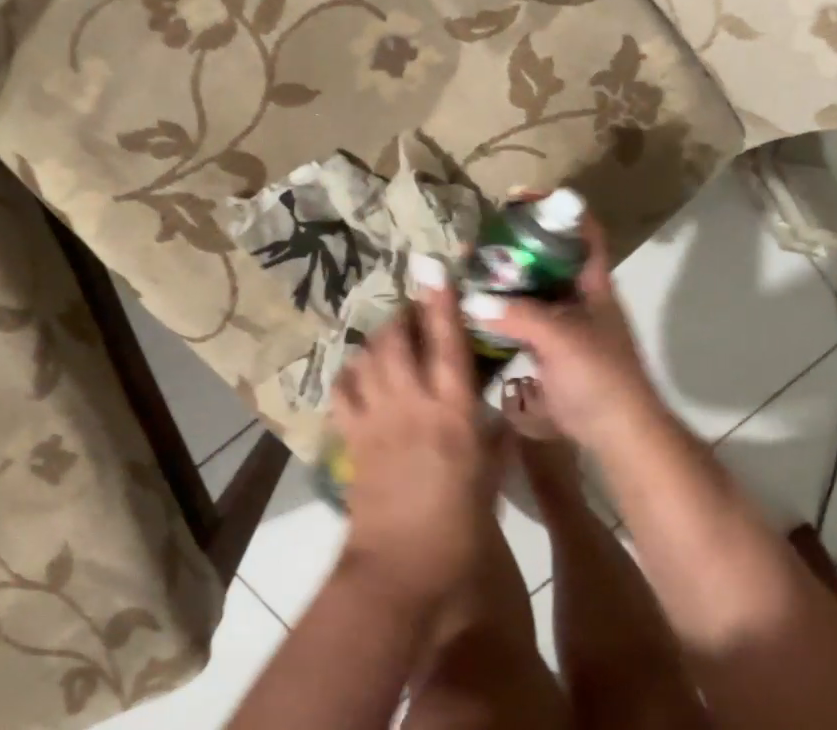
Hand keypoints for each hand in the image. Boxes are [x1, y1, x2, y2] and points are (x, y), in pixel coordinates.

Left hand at [332, 256, 501, 609]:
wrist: (400, 569)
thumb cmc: (459, 528)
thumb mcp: (489, 478)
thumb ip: (491, 438)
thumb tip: (493, 412)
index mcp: (453, 412)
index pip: (446, 344)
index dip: (440, 302)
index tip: (435, 268)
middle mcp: (411, 405)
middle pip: (396, 340)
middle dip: (402, 314)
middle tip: (414, 308)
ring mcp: (376, 421)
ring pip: (367, 359)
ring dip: (377, 339)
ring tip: (390, 336)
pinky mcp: (352, 441)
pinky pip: (343, 393)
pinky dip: (351, 375)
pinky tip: (361, 373)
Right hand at [463, 211, 667, 448]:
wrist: (619, 433)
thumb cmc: (600, 377)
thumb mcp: (560, 338)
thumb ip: (518, 315)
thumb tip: (474, 301)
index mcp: (594, 285)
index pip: (582, 232)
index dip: (557, 209)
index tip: (519, 198)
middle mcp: (582, 299)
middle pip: (549, 259)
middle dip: (515, 247)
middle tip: (478, 241)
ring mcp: (568, 326)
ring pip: (534, 292)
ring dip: (504, 281)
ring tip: (468, 272)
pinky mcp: (553, 353)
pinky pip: (524, 322)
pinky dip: (502, 314)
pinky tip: (474, 313)